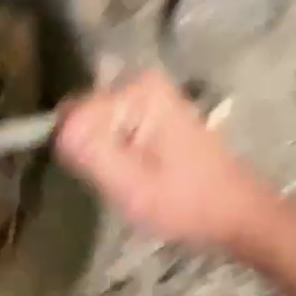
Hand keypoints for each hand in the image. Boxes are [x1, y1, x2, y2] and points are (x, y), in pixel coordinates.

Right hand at [56, 70, 285, 258]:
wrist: (238, 214)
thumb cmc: (186, 202)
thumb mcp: (131, 185)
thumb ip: (91, 151)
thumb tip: (58, 128)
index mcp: (138, 91)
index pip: (73, 115)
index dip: (80, 151)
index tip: (102, 175)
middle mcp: (142, 82)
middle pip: (83, 117)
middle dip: (93, 151)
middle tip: (119, 180)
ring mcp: (150, 96)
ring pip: (94, 127)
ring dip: (104, 156)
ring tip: (130, 179)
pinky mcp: (154, 112)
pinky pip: (111, 130)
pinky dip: (117, 154)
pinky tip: (139, 174)